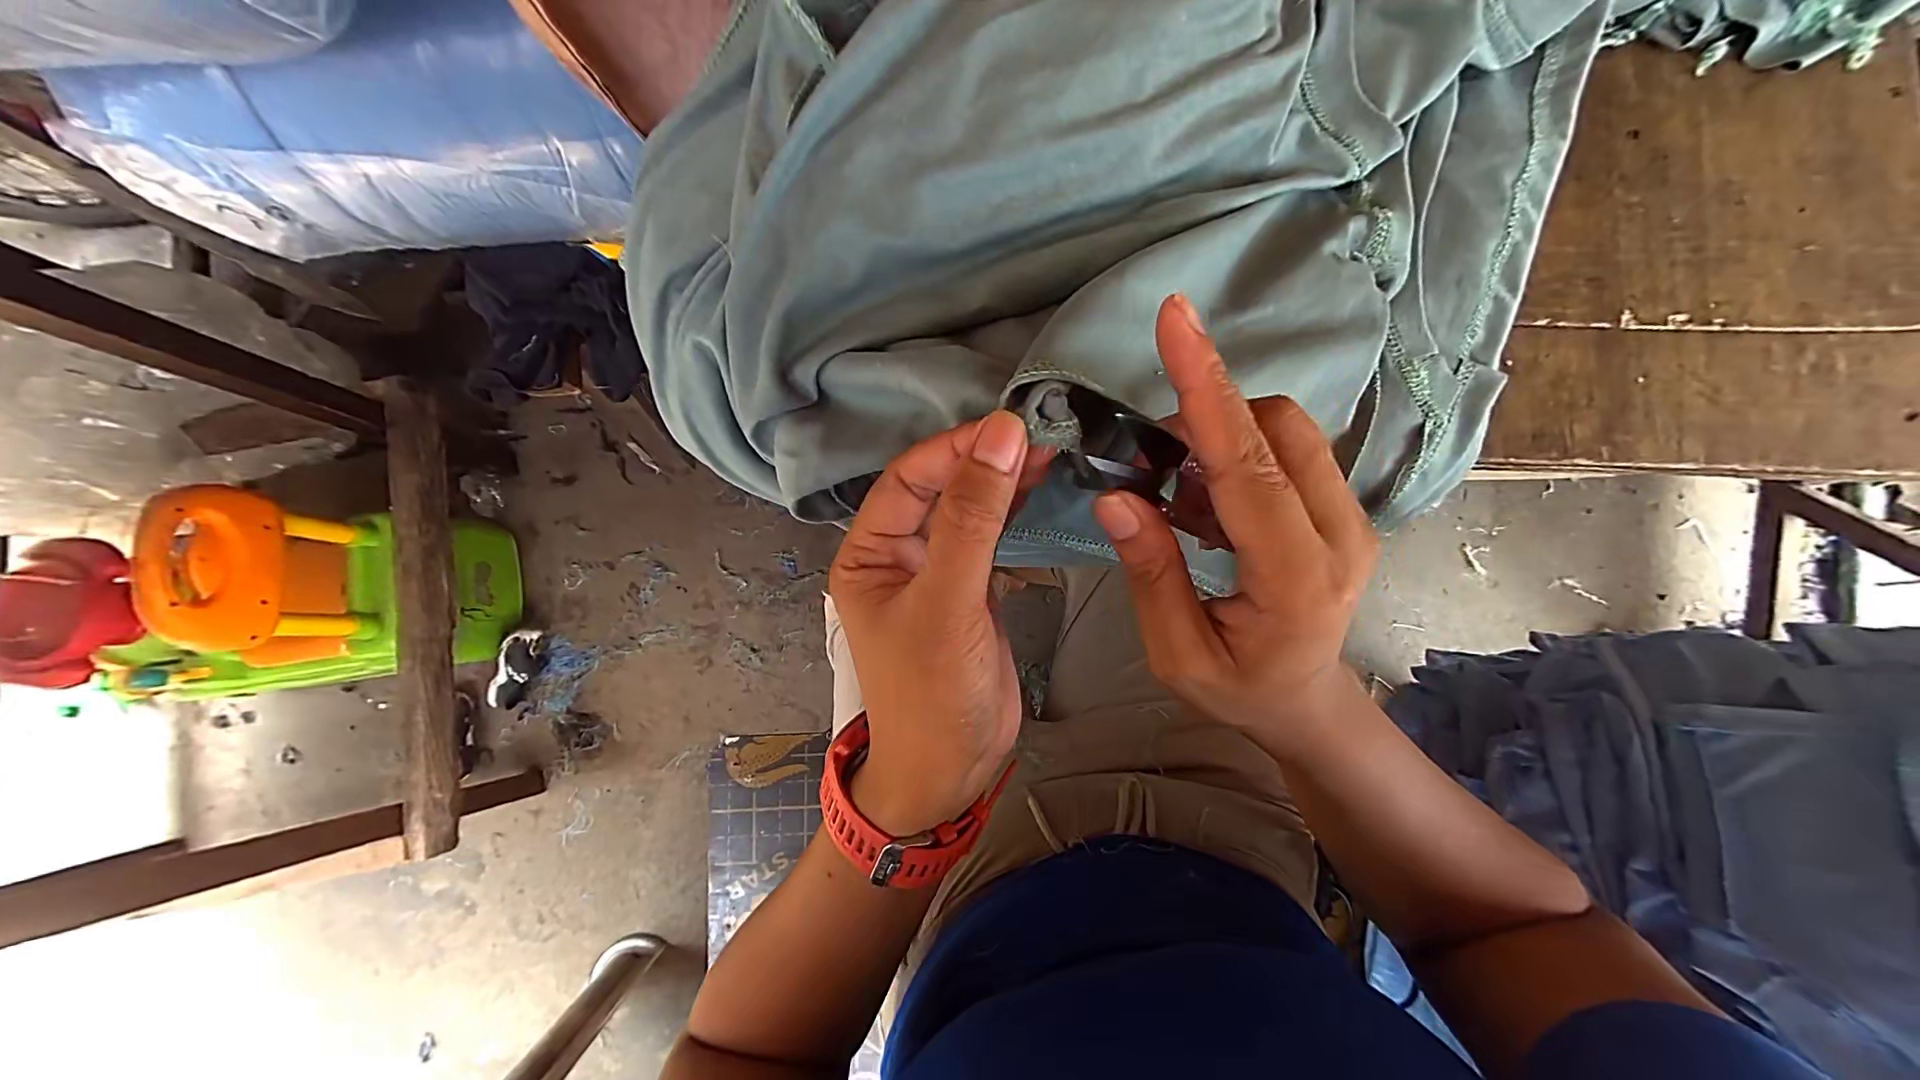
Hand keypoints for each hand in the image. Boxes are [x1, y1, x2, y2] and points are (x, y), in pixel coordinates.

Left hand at [828, 410, 1051, 834]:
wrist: (953, 768)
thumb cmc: (933, 691)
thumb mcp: (948, 601)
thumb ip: (972, 519)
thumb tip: (1000, 436)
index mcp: (869, 553)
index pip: (908, 479)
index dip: (955, 450)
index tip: (1009, 428)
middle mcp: (897, 555)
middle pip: (938, 488)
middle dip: (982, 461)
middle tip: (1037, 436)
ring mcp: (936, 572)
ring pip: (967, 510)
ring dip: (1002, 482)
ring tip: (1046, 454)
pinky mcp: (970, 590)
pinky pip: (989, 537)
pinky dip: (1012, 513)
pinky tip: (1037, 490)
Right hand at [1091, 294, 1379, 760]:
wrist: (1308, 703)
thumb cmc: (1239, 688)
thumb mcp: (1177, 653)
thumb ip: (1151, 574)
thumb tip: (1117, 497)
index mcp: (1295, 578)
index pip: (1248, 466)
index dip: (1207, 389)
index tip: (1177, 320)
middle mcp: (1339, 534)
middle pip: (1275, 427)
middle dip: (1204, 418)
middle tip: (1151, 465)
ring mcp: (1350, 517)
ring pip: (1285, 429)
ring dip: (1219, 436)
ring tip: (1179, 497)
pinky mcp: (1341, 507)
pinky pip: (1289, 448)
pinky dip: (1235, 453)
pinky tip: (1206, 505)